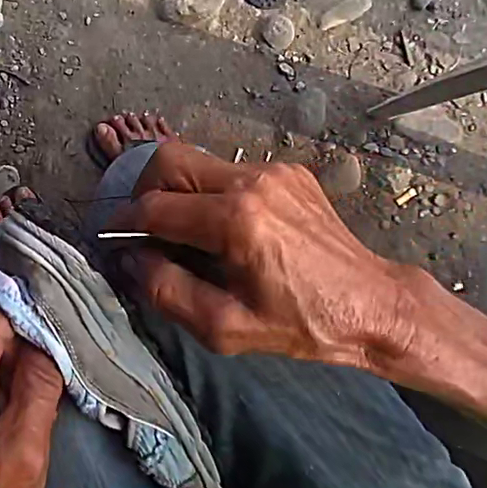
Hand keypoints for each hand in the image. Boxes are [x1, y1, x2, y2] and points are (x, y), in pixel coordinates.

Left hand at [0, 312, 62, 487]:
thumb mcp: (23, 459)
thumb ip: (36, 392)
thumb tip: (50, 339)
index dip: (26, 319)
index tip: (66, 313)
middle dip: (29, 344)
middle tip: (72, 349)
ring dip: (25, 365)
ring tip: (62, 372)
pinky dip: (15, 385)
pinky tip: (41, 394)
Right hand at [109, 142, 472, 388]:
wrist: (373, 304)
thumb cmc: (302, 323)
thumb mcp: (224, 328)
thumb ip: (166, 291)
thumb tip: (132, 260)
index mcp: (236, 220)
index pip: (155, 207)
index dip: (124, 223)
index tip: (113, 238)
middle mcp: (252, 182)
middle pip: (169, 159)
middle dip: (141, 189)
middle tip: (139, 224)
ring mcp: (273, 171)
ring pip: (197, 160)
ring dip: (175, 190)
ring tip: (177, 229)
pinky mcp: (287, 172)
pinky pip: (228, 171)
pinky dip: (208, 192)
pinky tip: (219, 227)